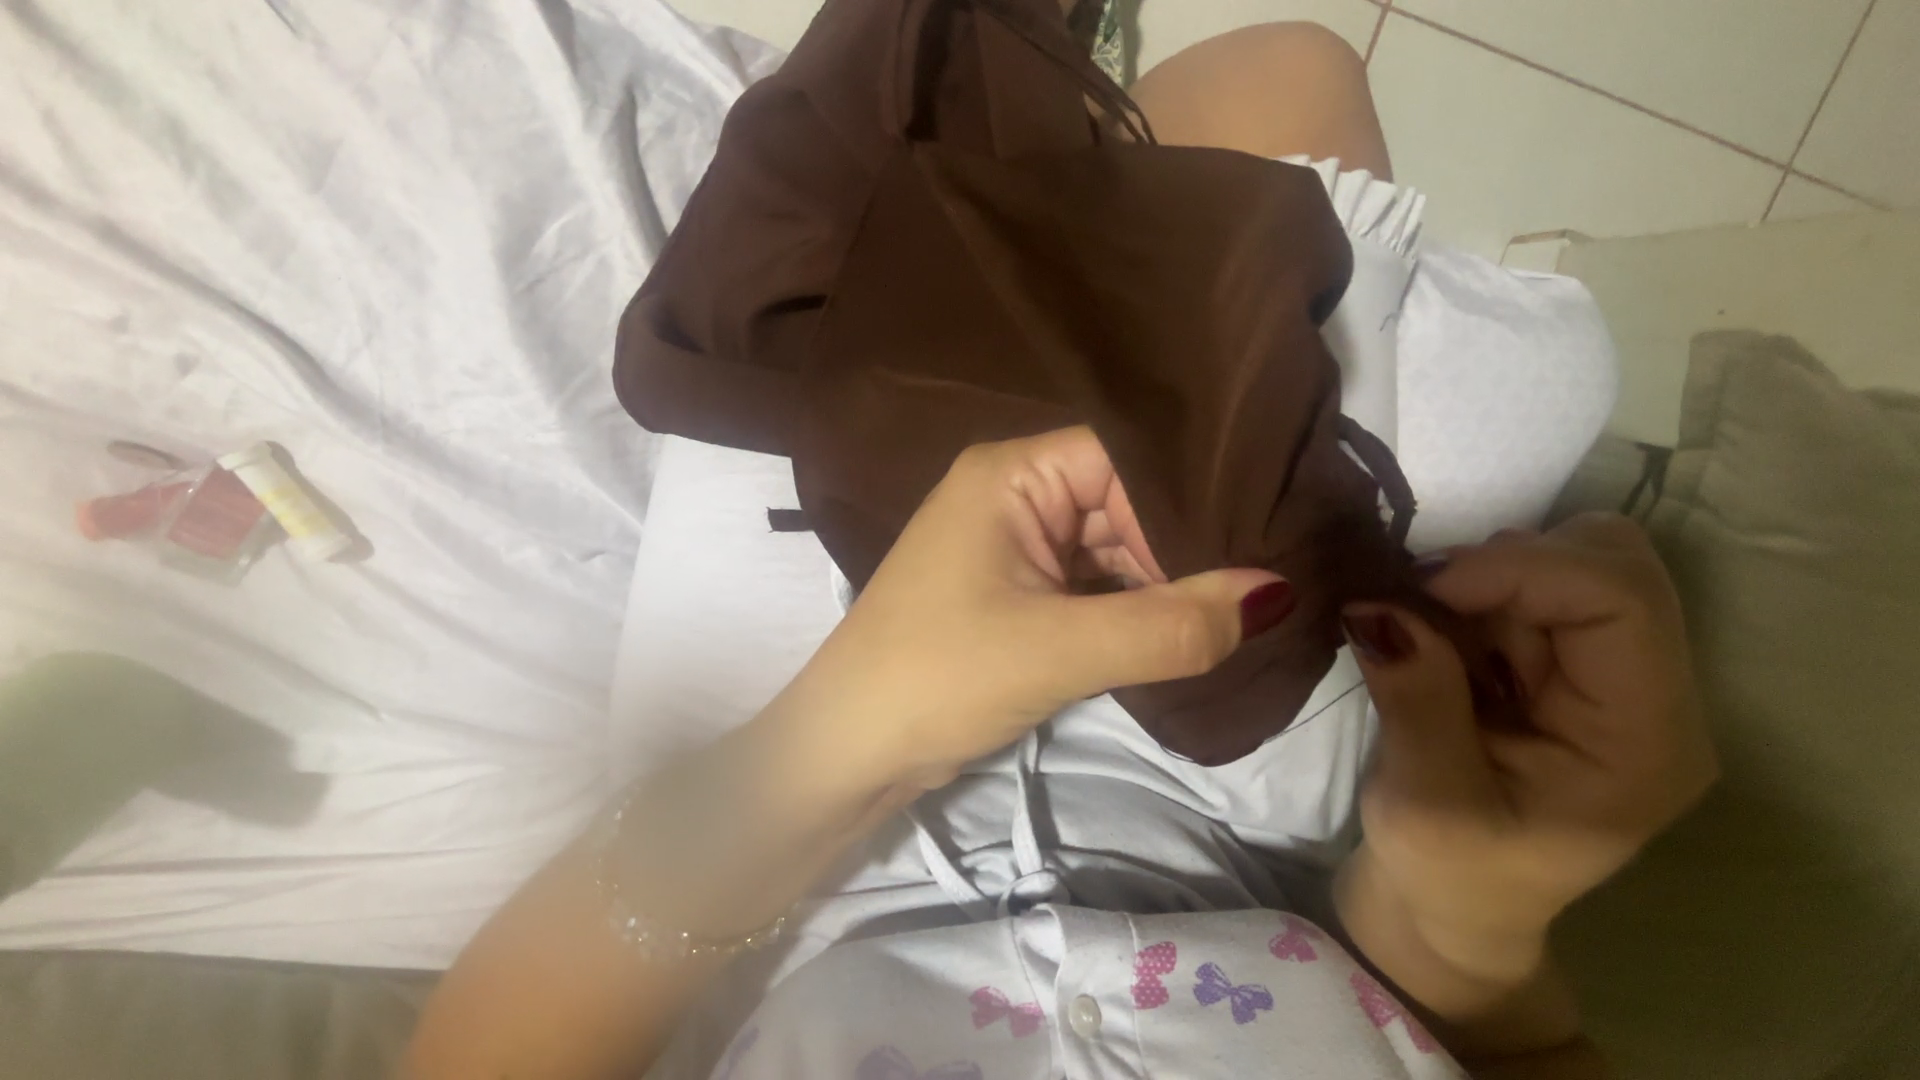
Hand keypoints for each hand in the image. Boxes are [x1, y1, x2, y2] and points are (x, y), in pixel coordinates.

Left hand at [766, 426, 1293, 791]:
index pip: (1123, 458)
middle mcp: (1010, 496)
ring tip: (1233, 617)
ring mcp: (1010, 549)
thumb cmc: (939, 677)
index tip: (1255, 547)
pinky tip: (1181, 635)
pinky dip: (1128, 612)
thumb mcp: (1061, 650)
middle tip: (1259, 591)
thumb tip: (1277, 592)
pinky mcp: (1012, 596)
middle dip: (1180, 552)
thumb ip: (1170, 624)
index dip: (1186, 501)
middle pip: (1121, 504)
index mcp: (1009, 474)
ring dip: (1159, 587)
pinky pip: (1088, 588)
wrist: (847, 751)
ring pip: (1109, 551)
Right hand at [1339, 514, 1717, 984]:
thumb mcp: (1425, 797)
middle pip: (1614, 560)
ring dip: (1485, 577)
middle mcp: (1649, 695)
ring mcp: (1611, 676)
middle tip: (1425, 606)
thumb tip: (1378, 605)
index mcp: (1642, 740)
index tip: (1420, 588)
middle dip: (1508, 562)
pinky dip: (1473, 589)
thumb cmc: (1449, 870)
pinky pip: (1532, 584)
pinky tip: (1437, 638)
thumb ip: (1416, 697)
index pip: (1620, 600)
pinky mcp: (1568, 666)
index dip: (1519, 568)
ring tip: (1426, 636)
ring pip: (1570, 559)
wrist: (1455, 902)